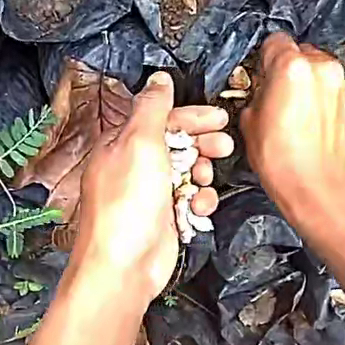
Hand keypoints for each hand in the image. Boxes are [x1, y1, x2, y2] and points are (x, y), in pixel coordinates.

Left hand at [71, 72, 232, 302]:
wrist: (124, 265)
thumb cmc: (125, 207)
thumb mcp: (140, 143)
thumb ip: (153, 107)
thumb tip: (159, 79)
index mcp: (122, 144)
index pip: (161, 118)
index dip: (192, 117)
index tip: (218, 119)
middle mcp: (134, 167)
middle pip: (177, 144)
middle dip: (203, 145)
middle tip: (222, 148)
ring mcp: (149, 194)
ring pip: (188, 173)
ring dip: (202, 175)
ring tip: (204, 181)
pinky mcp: (163, 218)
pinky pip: (189, 201)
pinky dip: (198, 202)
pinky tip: (196, 207)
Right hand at [241, 33, 344, 224]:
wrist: (315, 186)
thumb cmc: (283, 160)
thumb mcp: (249, 121)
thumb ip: (256, 93)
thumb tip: (260, 90)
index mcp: (291, 67)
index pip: (274, 41)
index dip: (262, 58)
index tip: (258, 71)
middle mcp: (320, 68)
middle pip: (297, 52)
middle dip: (283, 69)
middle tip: (270, 94)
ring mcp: (338, 84)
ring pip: (314, 68)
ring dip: (301, 81)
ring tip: (288, 111)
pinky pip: (326, 86)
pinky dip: (315, 95)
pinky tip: (303, 119)